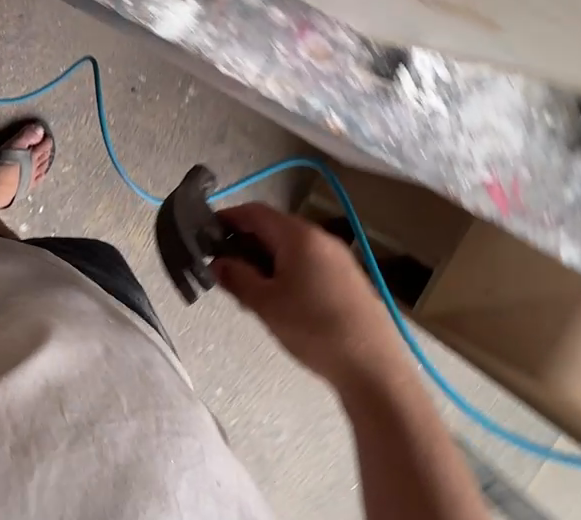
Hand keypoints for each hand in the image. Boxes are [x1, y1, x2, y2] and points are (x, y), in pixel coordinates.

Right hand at [213, 203, 408, 389]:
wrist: (375, 369)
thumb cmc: (314, 329)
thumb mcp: (265, 304)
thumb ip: (236, 277)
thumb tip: (217, 262)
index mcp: (298, 236)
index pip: (254, 211)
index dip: (227, 218)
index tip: (206, 234)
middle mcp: (320, 239)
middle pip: (273, 227)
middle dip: (244, 243)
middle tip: (224, 268)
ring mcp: (339, 259)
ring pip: (290, 247)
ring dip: (264, 259)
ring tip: (249, 289)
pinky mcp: (349, 280)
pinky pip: (308, 263)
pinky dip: (286, 270)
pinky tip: (280, 300)